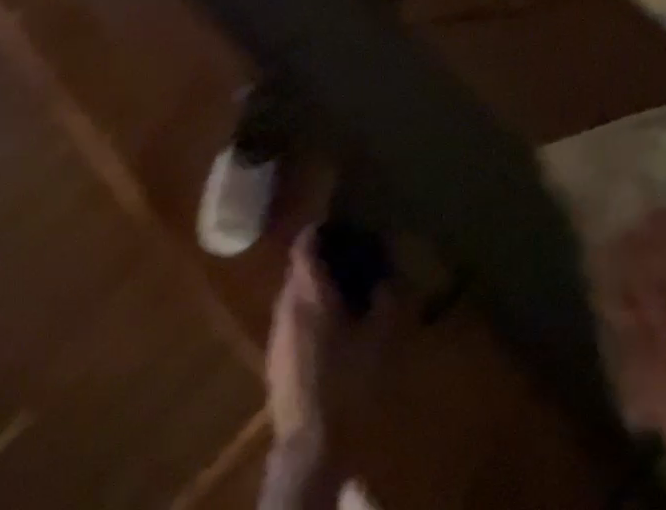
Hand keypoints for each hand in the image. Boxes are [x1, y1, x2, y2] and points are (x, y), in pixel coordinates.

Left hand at [262, 226, 397, 509]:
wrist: (310, 441)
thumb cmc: (349, 383)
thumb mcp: (382, 339)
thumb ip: (388, 300)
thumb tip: (390, 276)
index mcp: (309, 293)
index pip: (305, 245)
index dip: (321, 230)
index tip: (342, 224)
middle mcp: (285, 305)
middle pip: (298, 270)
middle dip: (323, 261)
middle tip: (353, 261)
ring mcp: (276, 333)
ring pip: (294, 297)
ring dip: (315, 290)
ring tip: (346, 297)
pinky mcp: (274, 359)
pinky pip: (292, 322)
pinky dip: (310, 316)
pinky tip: (331, 334)